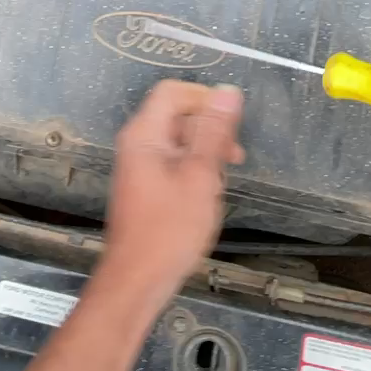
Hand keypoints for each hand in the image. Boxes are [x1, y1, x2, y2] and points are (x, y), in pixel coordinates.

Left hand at [101, 81, 244, 299]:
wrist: (138, 279)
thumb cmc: (167, 231)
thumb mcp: (200, 176)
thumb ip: (214, 132)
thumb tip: (226, 92)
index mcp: (144, 134)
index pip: (173, 92)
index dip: (204, 99)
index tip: (230, 121)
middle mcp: (137, 144)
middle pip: (176, 115)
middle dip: (209, 129)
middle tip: (233, 156)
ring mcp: (139, 165)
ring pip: (177, 140)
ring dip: (204, 152)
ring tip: (222, 179)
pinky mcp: (145, 184)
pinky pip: (172, 161)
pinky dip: (193, 169)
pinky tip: (207, 193)